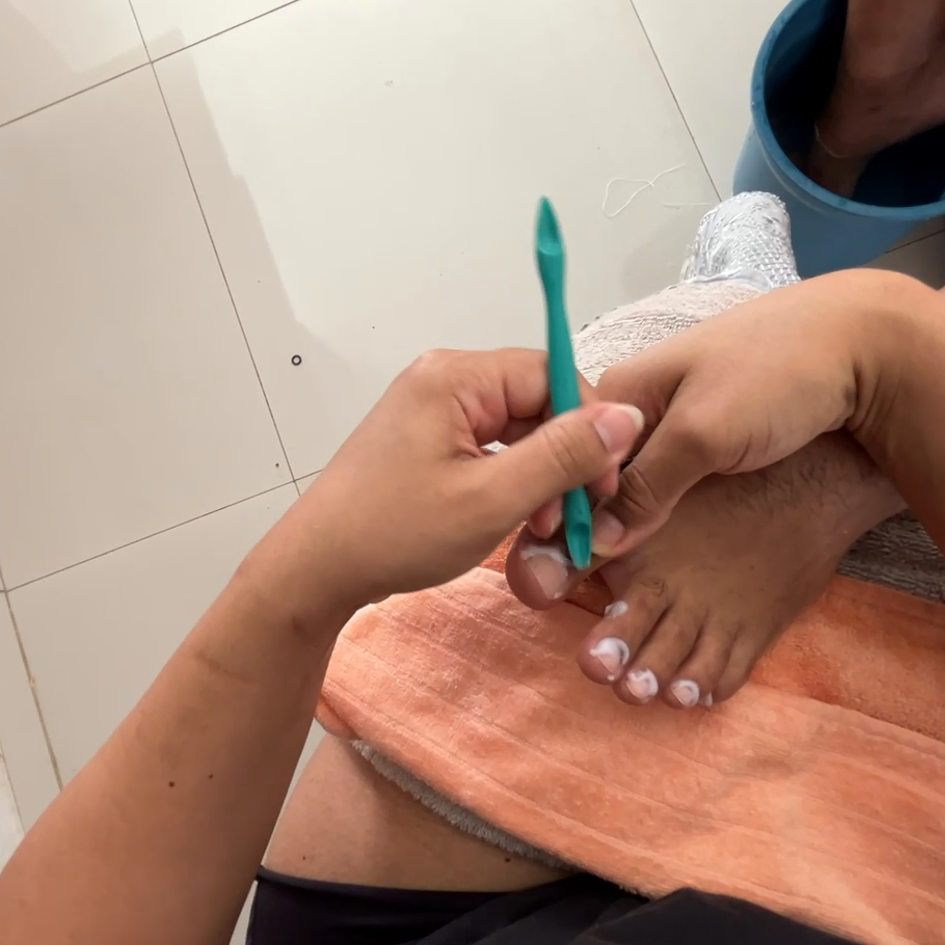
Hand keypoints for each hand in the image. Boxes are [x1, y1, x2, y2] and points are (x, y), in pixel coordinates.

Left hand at [262, 348, 645, 616]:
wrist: (318, 568)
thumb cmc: (393, 534)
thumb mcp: (490, 499)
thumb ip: (562, 455)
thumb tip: (625, 416)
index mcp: (454, 377)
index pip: (551, 375)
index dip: (589, 427)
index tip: (603, 483)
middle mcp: (443, 381)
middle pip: (535, 402)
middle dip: (563, 458)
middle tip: (573, 516)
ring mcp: (433, 411)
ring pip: (517, 429)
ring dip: (541, 475)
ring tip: (543, 525)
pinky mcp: (429, 440)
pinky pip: (490, 448)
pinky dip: (512, 481)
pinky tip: (519, 517)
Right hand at [587, 270, 919, 556]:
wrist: (867, 342)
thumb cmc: (778, 375)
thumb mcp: (702, 435)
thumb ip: (645, 490)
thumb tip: (595, 544)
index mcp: (618, 389)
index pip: (574, 463)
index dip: (575, 512)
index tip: (583, 562)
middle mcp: (637, 402)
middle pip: (601, 473)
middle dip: (605, 516)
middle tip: (615, 569)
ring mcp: (674, 416)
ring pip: (637, 478)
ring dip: (639, 514)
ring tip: (644, 559)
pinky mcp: (707, 431)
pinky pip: (670, 475)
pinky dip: (669, 504)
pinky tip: (677, 533)